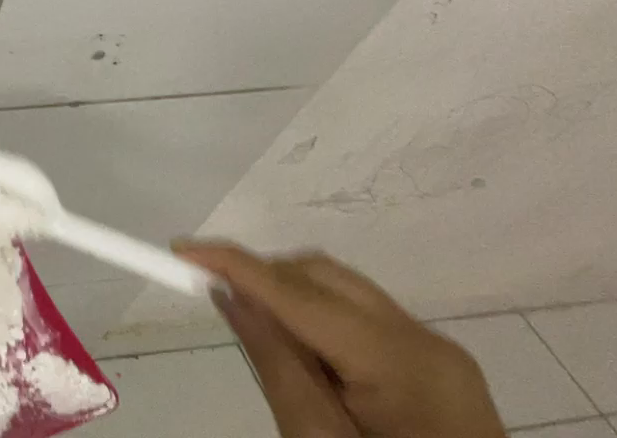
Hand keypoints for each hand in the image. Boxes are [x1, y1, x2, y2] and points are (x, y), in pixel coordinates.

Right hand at [178, 242, 507, 437]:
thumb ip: (275, 363)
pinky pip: (363, 317)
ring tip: (263, 337)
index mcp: (401, 362)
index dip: (234, 263)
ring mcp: (438, 352)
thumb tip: (230, 294)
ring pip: (341, 289)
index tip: (178, 248)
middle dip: (263, 277)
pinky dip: (320, 319)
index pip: (298, 292)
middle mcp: (426, 341)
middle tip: (215, 297)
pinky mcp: (437, 367)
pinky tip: (304, 355)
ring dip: (290, 297)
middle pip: (322, 276)